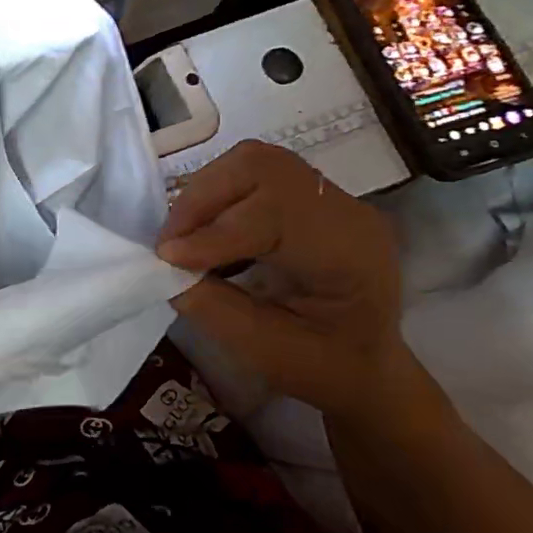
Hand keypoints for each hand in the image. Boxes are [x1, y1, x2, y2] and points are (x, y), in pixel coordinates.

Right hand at [158, 141, 413, 421]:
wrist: (365, 368)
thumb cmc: (325, 370)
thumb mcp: (268, 353)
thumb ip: (214, 308)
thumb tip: (167, 269)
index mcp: (351, 253)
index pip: (276, 212)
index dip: (215, 232)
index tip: (168, 259)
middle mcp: (344, 211)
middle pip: (261, 167)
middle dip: (202, 199)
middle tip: (169, 243)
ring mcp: (327, 198)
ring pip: (251, 163)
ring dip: (204, 195)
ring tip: (181, 237)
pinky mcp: (305, 197)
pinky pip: (251, 176)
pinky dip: (215, 198)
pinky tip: (202, 233)